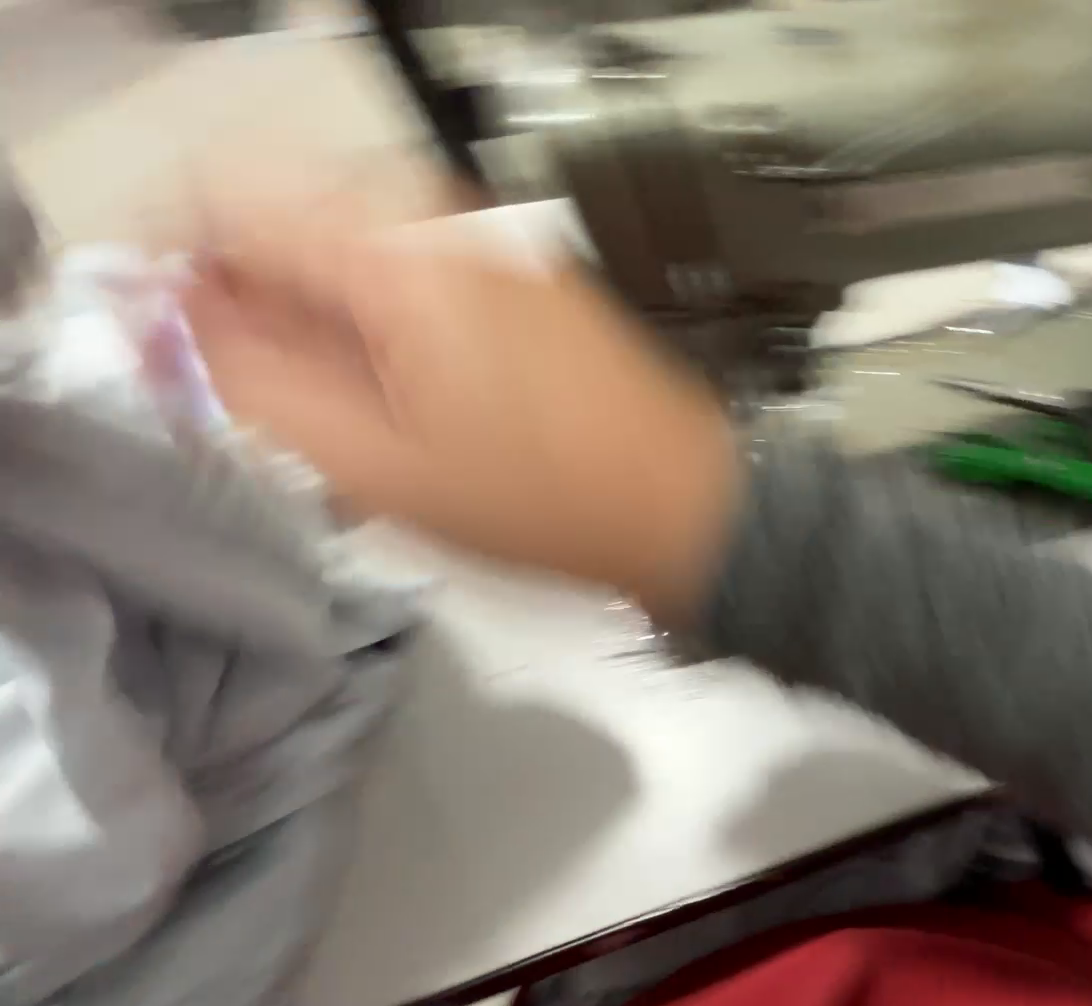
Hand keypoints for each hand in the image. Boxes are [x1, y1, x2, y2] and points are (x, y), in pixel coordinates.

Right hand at [184, 198, 740, 625]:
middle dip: (283, 300)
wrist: (691, 509)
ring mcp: (522, 255)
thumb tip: (190, 320)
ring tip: (383, 408)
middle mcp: (470, 231)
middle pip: (313, 219)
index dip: (199, 273)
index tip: (205, 343)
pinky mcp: (554, 288)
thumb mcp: (381, 466)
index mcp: (411, 256)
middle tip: (308, 395)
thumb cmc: (562, 504)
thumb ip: (259, 382)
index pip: (237, 198)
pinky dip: (416, 324)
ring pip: (380, 253)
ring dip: (351, 318)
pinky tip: (441, 395)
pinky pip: (447, 279)